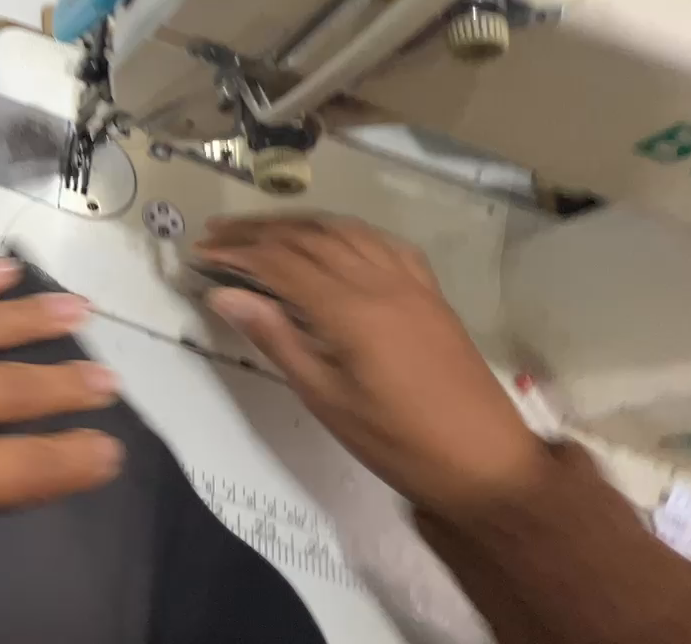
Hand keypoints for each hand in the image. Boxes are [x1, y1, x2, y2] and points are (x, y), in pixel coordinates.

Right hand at [193, 215, 550, 516]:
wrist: (490, 468)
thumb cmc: (396, 440)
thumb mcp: (324, 397)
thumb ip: (273, 337)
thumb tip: (222, 294)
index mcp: (352, 311)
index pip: (280, 262)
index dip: (236, 252)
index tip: (201, 252)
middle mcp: (381, 284)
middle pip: (308, 237)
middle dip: (256, 230)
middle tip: (216, 232)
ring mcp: (410, 285)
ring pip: (343, 231)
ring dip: (295, 223)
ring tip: (259, 228)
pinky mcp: (430, 293)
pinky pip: (382, 243)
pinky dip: (344, 230)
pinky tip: (327, 237)